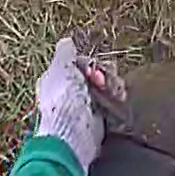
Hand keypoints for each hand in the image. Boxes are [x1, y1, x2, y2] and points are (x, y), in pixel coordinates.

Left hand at [35, 37, 103, 173]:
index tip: (92, 69)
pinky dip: (116, 98)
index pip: (76, 62)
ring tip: (116, 91)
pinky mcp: (98, 118)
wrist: (73, 134)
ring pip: (104, 85)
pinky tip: (118, 98)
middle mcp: (68, 90)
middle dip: (102, 73)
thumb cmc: (63, 98)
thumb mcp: (61, 68)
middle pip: (92, 73)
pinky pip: (110, 101)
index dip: (88, 63)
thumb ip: (65, 53)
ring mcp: (83, 104)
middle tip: (103, 81)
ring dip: (112, 84)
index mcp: (56, 77)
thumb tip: (67, 41)